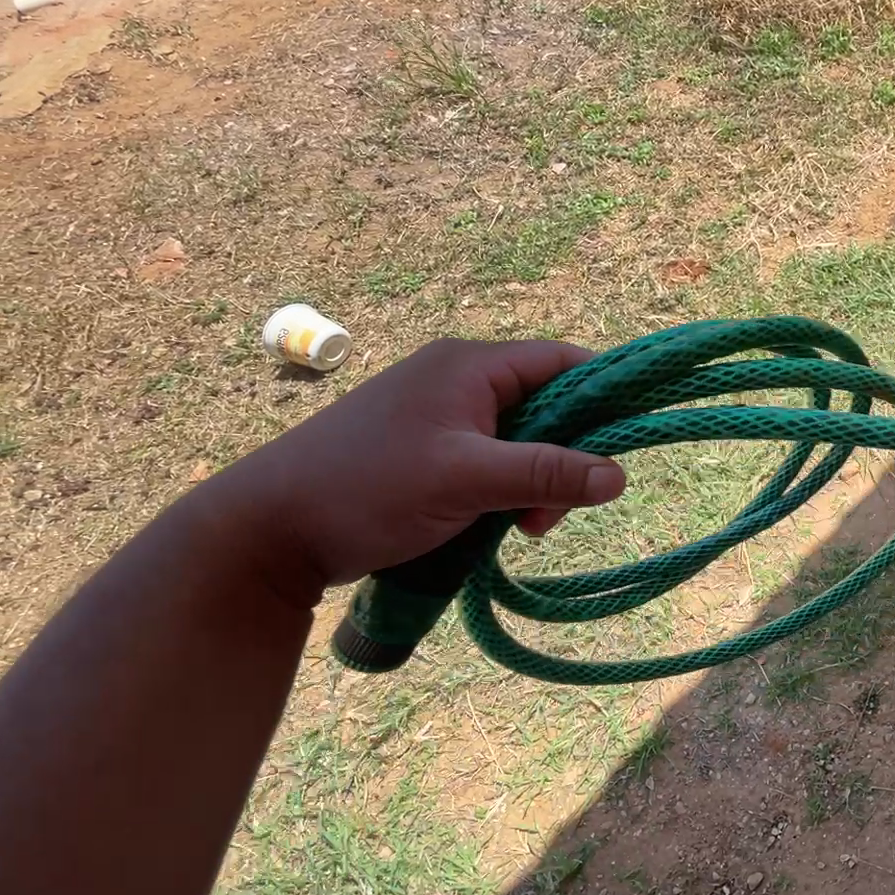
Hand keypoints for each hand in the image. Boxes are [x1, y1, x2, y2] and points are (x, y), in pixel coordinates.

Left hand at [195, 339, 626, 599]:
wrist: (266, 532)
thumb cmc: (367, 488)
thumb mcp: (467, 480)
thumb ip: (547, 474)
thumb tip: (620, 477)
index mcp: (470, 366)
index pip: (563, 362)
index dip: (605, 394)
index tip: (628, 439)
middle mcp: (462, 380)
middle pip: (551, 406)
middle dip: (567, 457)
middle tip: (559, 506)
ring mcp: (446, 415)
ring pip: (527, 441)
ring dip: (539, 483)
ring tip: (525, 526)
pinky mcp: (435, 449)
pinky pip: (498, 461)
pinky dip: (511, 491)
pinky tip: (501, 524)